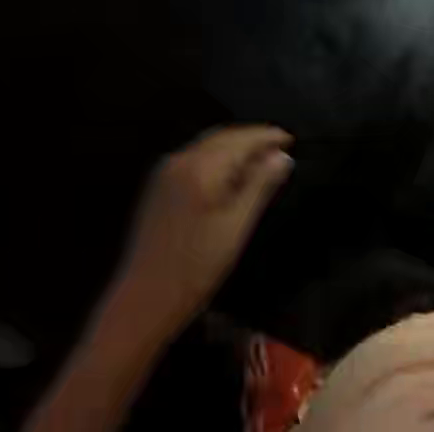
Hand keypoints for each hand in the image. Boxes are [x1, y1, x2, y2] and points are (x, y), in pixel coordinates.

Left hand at [113, 126, 293, 330]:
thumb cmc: (196, 269)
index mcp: (200, 168)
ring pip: (208, 145)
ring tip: (261, 161)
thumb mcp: (236, 227)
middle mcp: (180, 159)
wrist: (145, 298)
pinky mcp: (160, 183)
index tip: (289, 140)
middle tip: (279, 149)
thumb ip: (260, 186)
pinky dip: (217, 158)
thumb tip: (281, 157)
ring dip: (235, 147)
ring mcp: (166, 170)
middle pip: (223, 136)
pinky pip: (195, 157)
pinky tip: (231, 174)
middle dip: (252, 139)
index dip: (267, 136)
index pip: (240, 138)